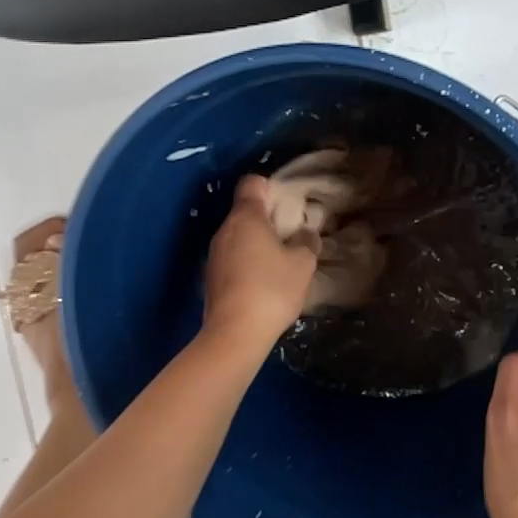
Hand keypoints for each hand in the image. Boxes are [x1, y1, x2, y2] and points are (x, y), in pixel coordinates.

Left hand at [202, 176, 318, 349]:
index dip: (271, 188)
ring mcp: (214, 255)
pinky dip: (247, 264)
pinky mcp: (210, 279)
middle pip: (245, 212)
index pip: (252, 183)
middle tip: (292, 235)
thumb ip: (306, 242)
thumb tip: (304, 234)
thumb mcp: (303, 264)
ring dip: (257, 244)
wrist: (235, 334)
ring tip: (281, 262)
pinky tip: (264, 283)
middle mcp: (224, 230)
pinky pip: (232, 259)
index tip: (288, 204)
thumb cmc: (271, 289)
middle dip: (267, 220)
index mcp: (245, 217)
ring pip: (238, 237)